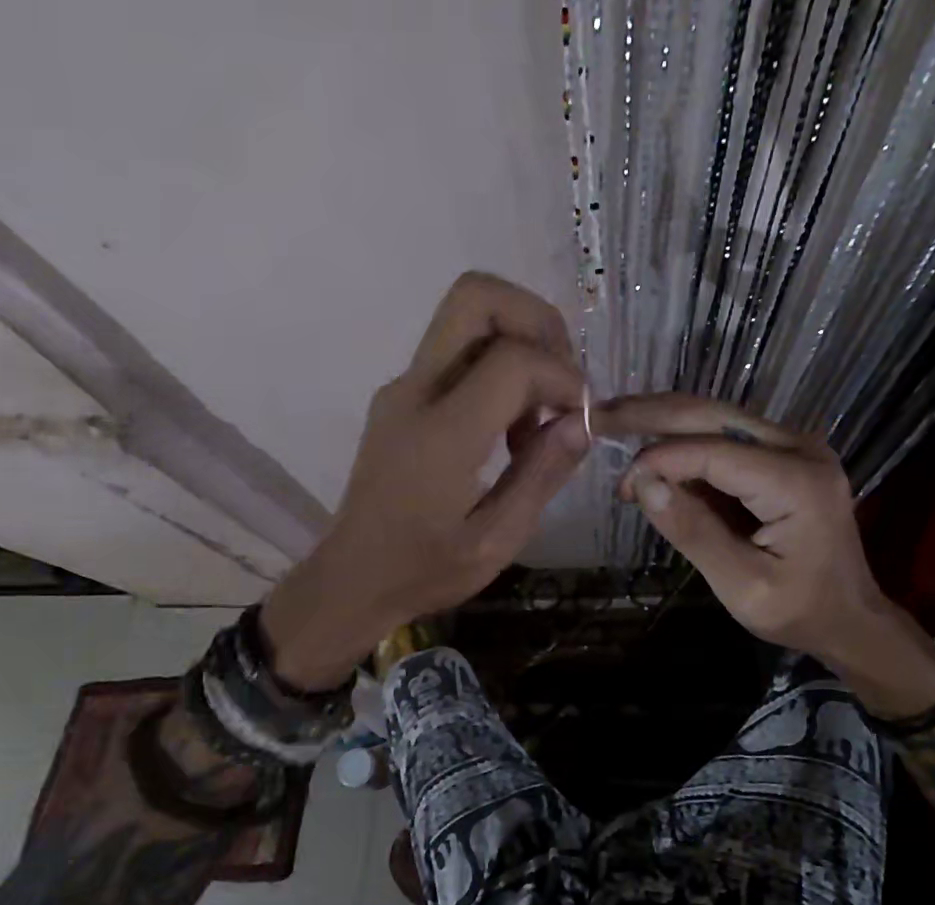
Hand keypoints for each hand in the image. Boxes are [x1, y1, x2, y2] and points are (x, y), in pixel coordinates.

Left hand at [262, 272, 589, 688]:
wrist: (353, 578)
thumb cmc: (425, 570)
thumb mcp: (496, 541)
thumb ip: (541, 475)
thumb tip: (581, 421)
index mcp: (442, 434)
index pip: (513, 358)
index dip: (561, 377)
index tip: (578, 419)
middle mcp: (415, 392)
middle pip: (476, 296)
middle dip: (537, 321)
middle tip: (561, 378)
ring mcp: (403, 388)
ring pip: (466, 315)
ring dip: (518, 342)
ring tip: (538, 413)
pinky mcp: (401, 396)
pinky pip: (457, 351)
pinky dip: (497, 367)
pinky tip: (510, 429)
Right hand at [594, 393, 934, 717]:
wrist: (851, 617)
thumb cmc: (800, 611)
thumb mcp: (742, 585)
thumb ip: (693, 532)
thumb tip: (640, 482)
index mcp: (797, 482)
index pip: (713, 451)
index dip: (660, 460)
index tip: (622, 487)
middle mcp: (801, 448)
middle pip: (714, 415)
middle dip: (653, 414)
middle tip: (599, 415)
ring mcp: (796, 447)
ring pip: (717, 419)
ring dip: (665, 424)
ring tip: (614, 425)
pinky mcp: (785, 456)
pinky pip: (727, 439)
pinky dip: (686, 446)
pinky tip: (653, 455)